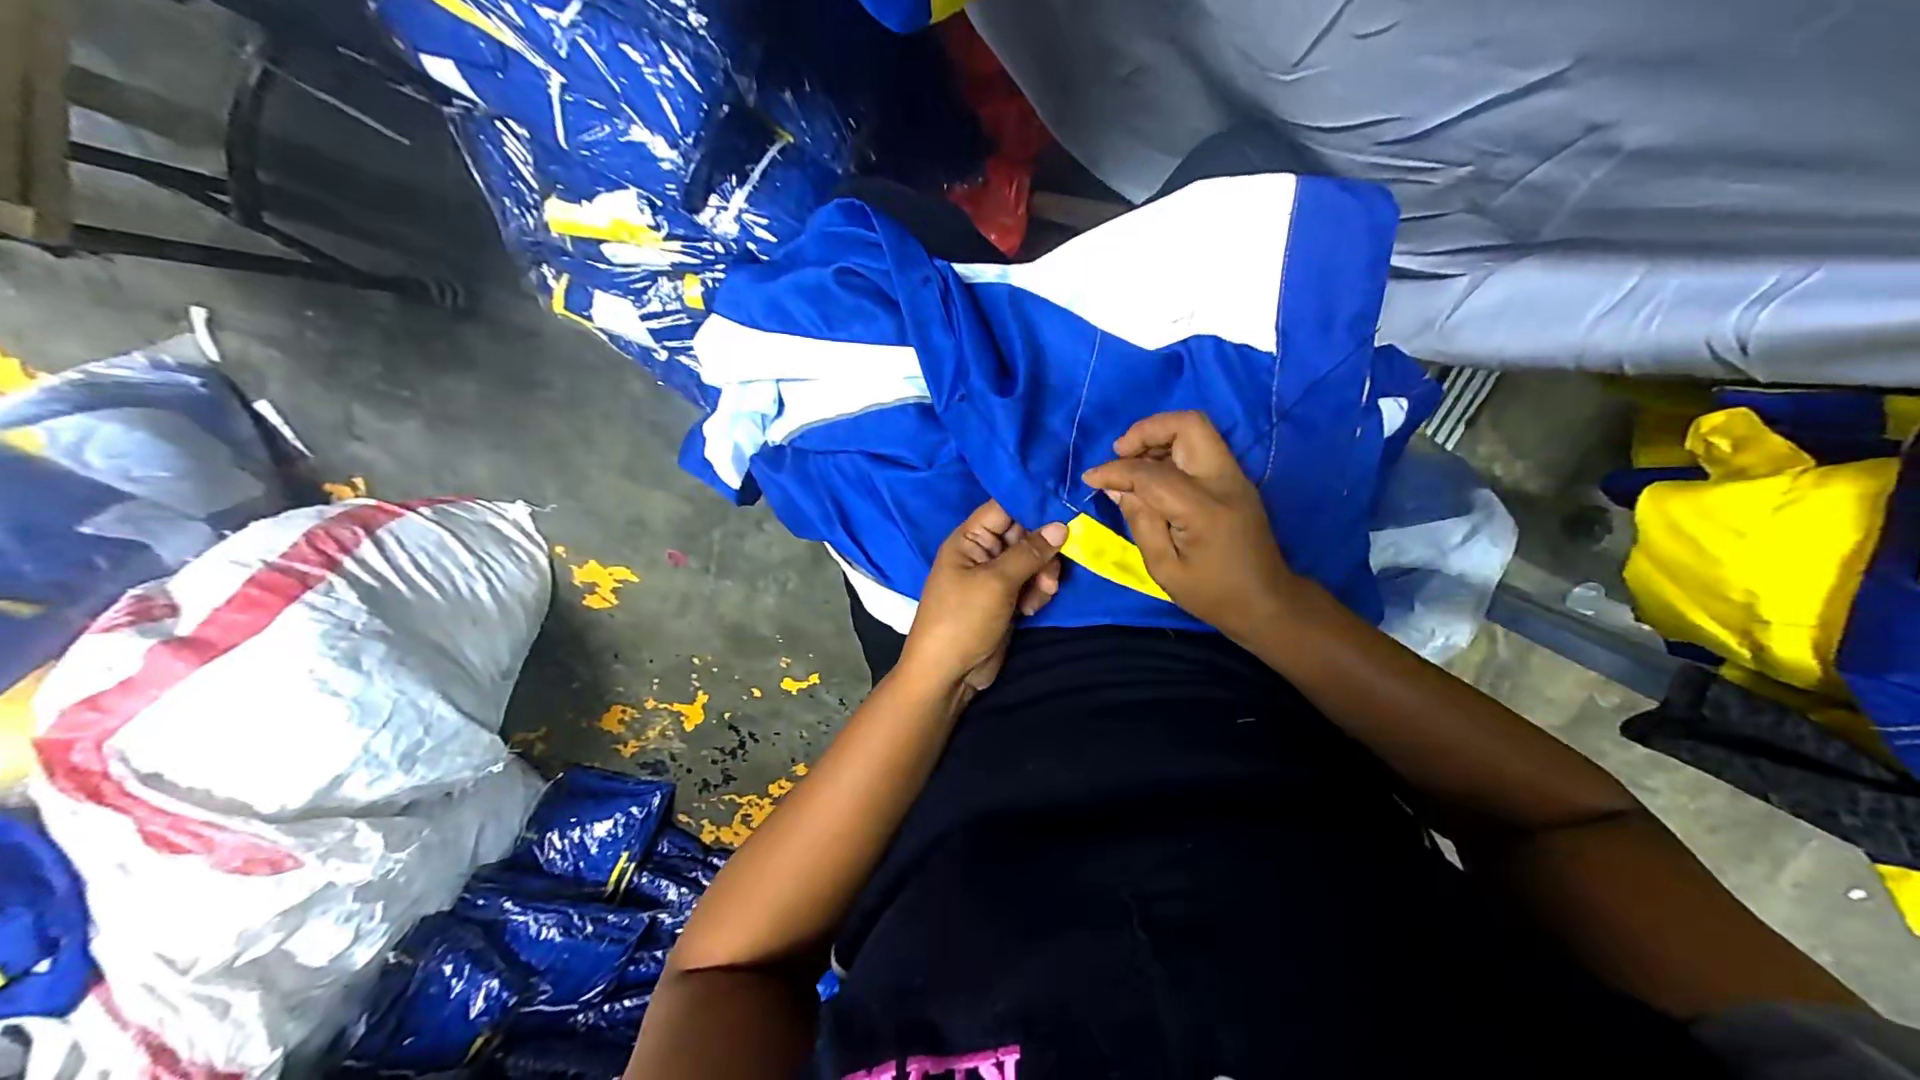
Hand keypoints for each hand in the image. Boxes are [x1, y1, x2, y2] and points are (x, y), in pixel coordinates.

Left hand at [897, 500, 1067, 698]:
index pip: (1004, 507)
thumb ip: (1029, 552)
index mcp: (969, 539)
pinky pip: (1030, 584)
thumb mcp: (997, 582)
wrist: (947, 674)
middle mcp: (981, 553)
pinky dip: (1037, 593)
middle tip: (1053, 571)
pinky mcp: (1005, 600)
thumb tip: (1061, 525)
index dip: (1033, 505)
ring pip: (1032, 561)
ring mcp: (993, 578)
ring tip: (1043, 594)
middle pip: (1024, 534)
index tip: (1066, 509)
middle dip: (1043, 550)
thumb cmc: (963, 619)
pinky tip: (1032, 609)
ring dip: (1043, 575)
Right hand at [1081, 410, 1299, 641]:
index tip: (1091, 477)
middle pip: (1188, 425)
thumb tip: (1116, 488)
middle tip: (1121, 453)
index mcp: (1204, 510)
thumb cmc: (1213, 594)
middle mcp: (1225, 482)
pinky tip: (1154, 474)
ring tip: (1133, 464)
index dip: (1116, 470)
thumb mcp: (1164, 568)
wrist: (1267, 602)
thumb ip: (1140, 522)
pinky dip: (1173, 449)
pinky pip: (1202, 447)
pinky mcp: (1237, 480)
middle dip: (1147, 430)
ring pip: (1197, 430)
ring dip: (1160, 437)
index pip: (1152, 473)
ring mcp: (1236, 477)